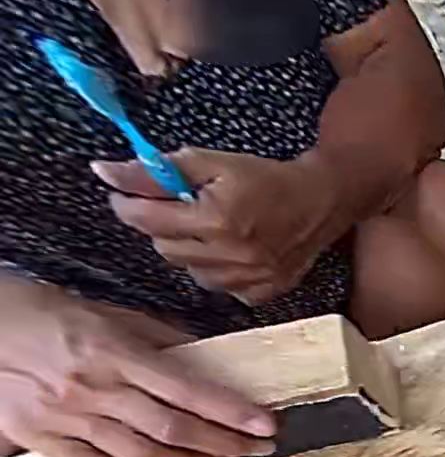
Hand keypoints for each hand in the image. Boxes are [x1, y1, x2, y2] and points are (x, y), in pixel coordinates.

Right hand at [0, 281, 274, 456]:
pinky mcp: (30, 433)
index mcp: (114, 355)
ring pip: (141, 453)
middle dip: (228, 444)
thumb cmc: (49, 314)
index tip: (270, 428)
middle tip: (261, 449)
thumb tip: (229, 364)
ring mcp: (57, 414)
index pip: (190, 392)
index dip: (235, 414)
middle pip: (173, 429)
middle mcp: (87, 387)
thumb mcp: (117, 318)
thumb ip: (173, 344)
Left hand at [94, 147, 342, 305]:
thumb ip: (156, 171)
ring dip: (194, 256)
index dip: (126, 204)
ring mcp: (259, 274)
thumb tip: (107, 174)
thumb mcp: (209, 163)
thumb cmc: (270, 179)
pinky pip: (236, 293)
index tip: (130, 195)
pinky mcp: (276, 285)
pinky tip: (231, 260)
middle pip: (167, 250)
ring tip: (206, 238)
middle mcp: (237, 253)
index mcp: (218, 222)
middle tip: (177, 214)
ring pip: (198, 274)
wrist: (324, 200)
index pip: (143, 220)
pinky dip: (227, 278)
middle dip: (163, 230)